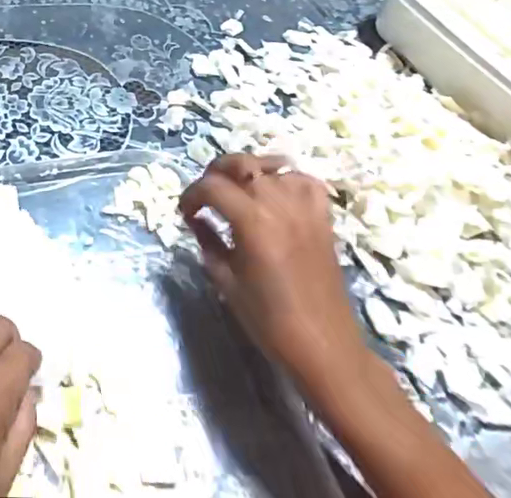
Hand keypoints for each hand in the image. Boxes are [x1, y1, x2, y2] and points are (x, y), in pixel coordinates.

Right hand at [180, 153, 364, 384]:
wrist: (324, 347)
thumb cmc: (270, 321)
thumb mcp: (226, 281)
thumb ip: (208, 242)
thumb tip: (197, 220)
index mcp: (252, 221)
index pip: (211, 186)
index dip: (191, 194)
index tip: (186, 212)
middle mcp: (279, 204)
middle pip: (241, 164)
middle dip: (216, 173)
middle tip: (206, 194)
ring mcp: (305, 209)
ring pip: (272, 168)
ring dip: (249, 173)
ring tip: (239, 190)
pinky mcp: (323, 219)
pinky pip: (305, 182)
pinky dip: (287, 180)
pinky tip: (277, 194)